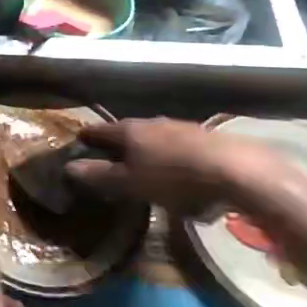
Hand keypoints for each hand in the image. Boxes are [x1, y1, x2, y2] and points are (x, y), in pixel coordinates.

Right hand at [66, 117, 281, 210]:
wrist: (237, 171)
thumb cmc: (174, 178)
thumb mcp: (132, 184)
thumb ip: (100, 175)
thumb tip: (68, 167)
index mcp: (129, 130)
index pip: (99, 130)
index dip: (87, 137)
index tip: (78, 142)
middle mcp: (152, 122)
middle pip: (128, 131)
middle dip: (119, 144)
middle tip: (109, 158)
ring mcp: (181, 127)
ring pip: (154, 137)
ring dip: (146, 149)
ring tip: (143, 166)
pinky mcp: (206, 138)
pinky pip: (177, 146)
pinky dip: (170, 156)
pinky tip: (177, 171)